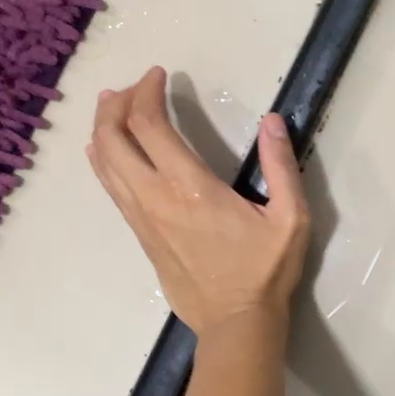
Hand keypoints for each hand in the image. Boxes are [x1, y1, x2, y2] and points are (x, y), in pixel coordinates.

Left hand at [86, 67, 310, 335]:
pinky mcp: (140, 234)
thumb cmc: (267, 269)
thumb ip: (282, 167)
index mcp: (190, 187)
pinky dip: (104, 158)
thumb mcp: (291, 218)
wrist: (236, 320)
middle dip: (117, 103)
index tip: (159, 75)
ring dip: (103, 127)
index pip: (150, 124)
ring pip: (103, 162)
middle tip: (134, 87)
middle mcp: (154, 196)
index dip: (148, 91)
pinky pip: (109, 186)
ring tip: (113, 106)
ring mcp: (141, 217)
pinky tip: (108, 151)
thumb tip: (273, 121)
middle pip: (112, 137)